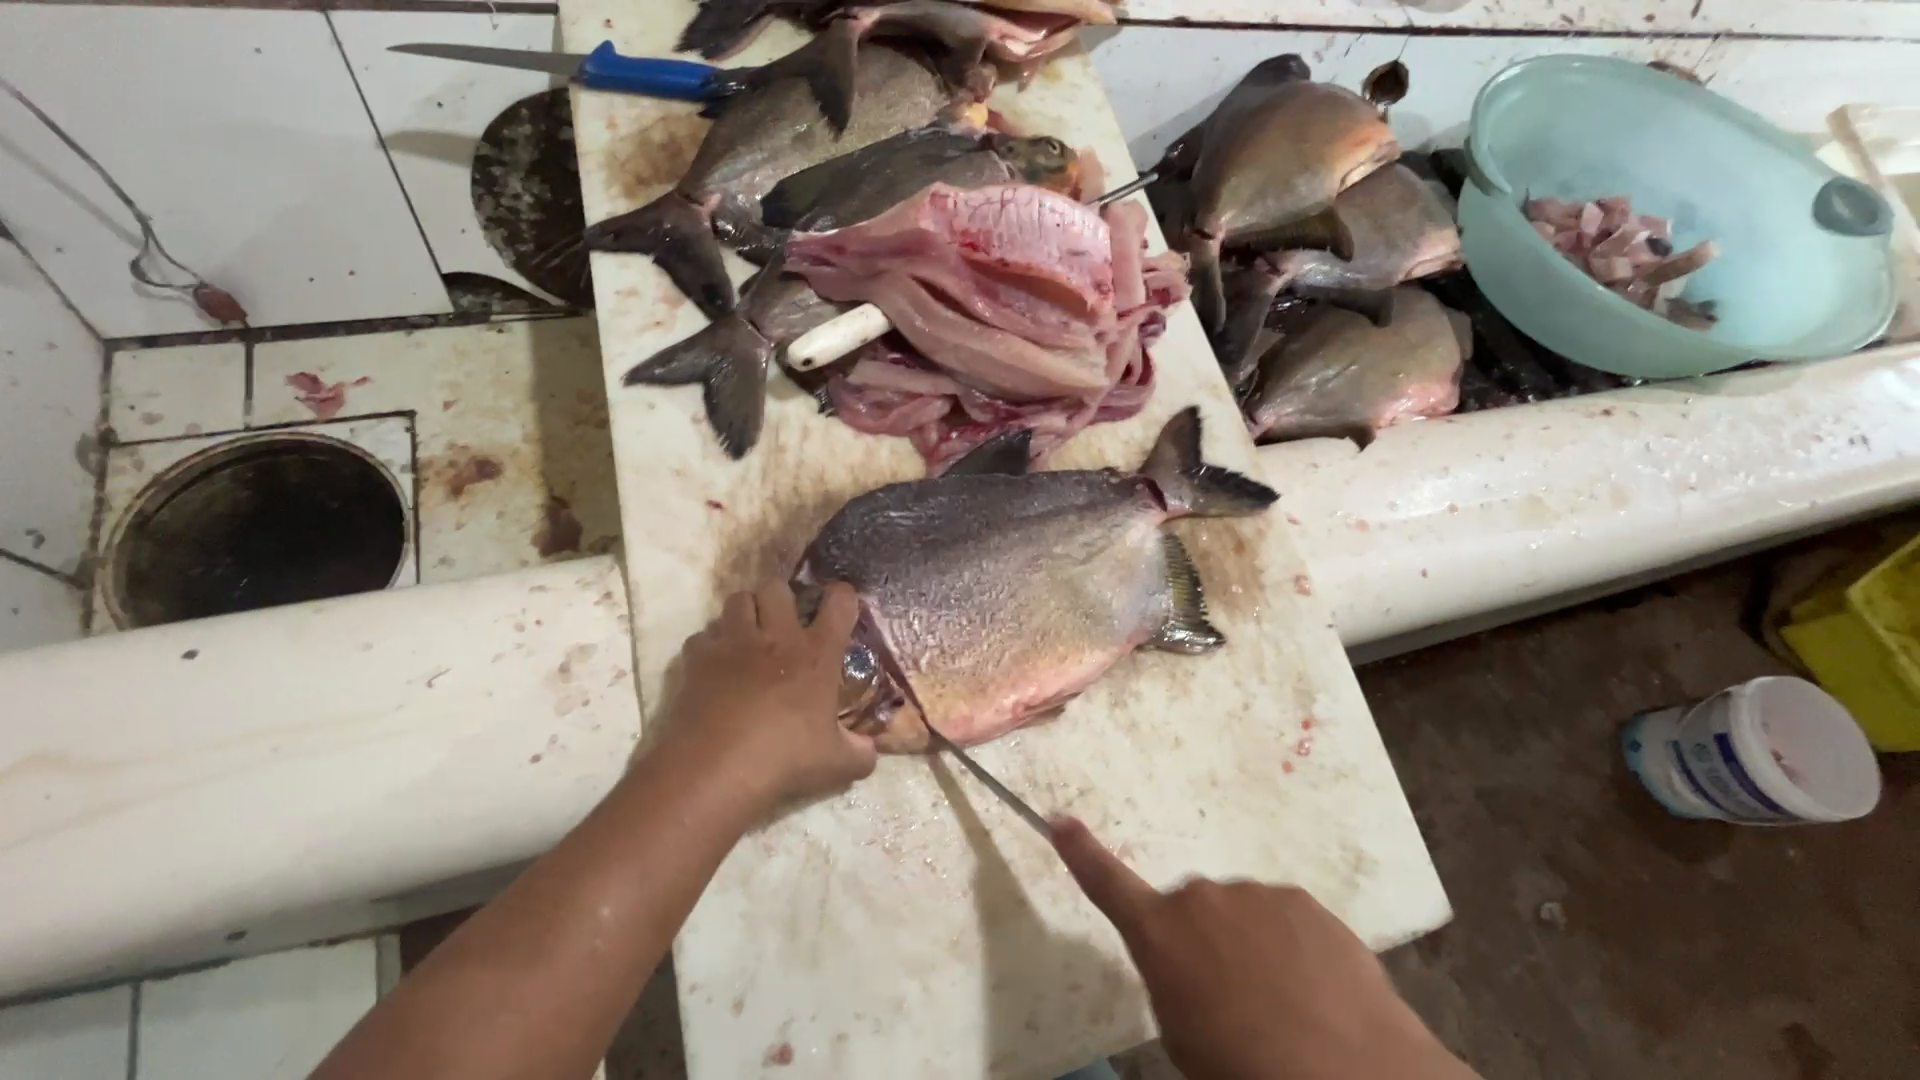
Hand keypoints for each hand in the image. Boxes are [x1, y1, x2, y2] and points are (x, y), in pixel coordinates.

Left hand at [657, 580, 877, 811]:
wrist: (717, 768)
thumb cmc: (785, 759)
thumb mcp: (838, 764)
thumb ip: (861, 753)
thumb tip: (870, 751)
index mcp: (817, 654)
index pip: (839, 603)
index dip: (842, 598)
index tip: (841, 606)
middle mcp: (776, 637)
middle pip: (778, 588)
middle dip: (782, 599)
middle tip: (784, 623)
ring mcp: (734, 643)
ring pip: (738, 599)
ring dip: (746, 612)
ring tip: (749, 636)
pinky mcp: (698, 658)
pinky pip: (704, 635)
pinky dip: (711, 645)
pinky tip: (715, 667)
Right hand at [1052, 818, 1475, 1079]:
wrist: (1343, 1072)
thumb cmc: (1239, 1064)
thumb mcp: (1182, 1036)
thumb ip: (1172, 981)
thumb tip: (1191, 968)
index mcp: (1158, 933)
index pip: (1106, 884)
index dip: (1079, 852)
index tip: (1059, 820)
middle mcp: (1200, 899)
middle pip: (1194, 913)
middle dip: (1207, 942)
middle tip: (1233, 999)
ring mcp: (1255, 895)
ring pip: (1244, 916)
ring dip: (1254, 947)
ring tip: (1284, 1004)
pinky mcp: (1304, 901)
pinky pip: (1287, 921)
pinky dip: (1295, 950)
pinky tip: (1316, 993)